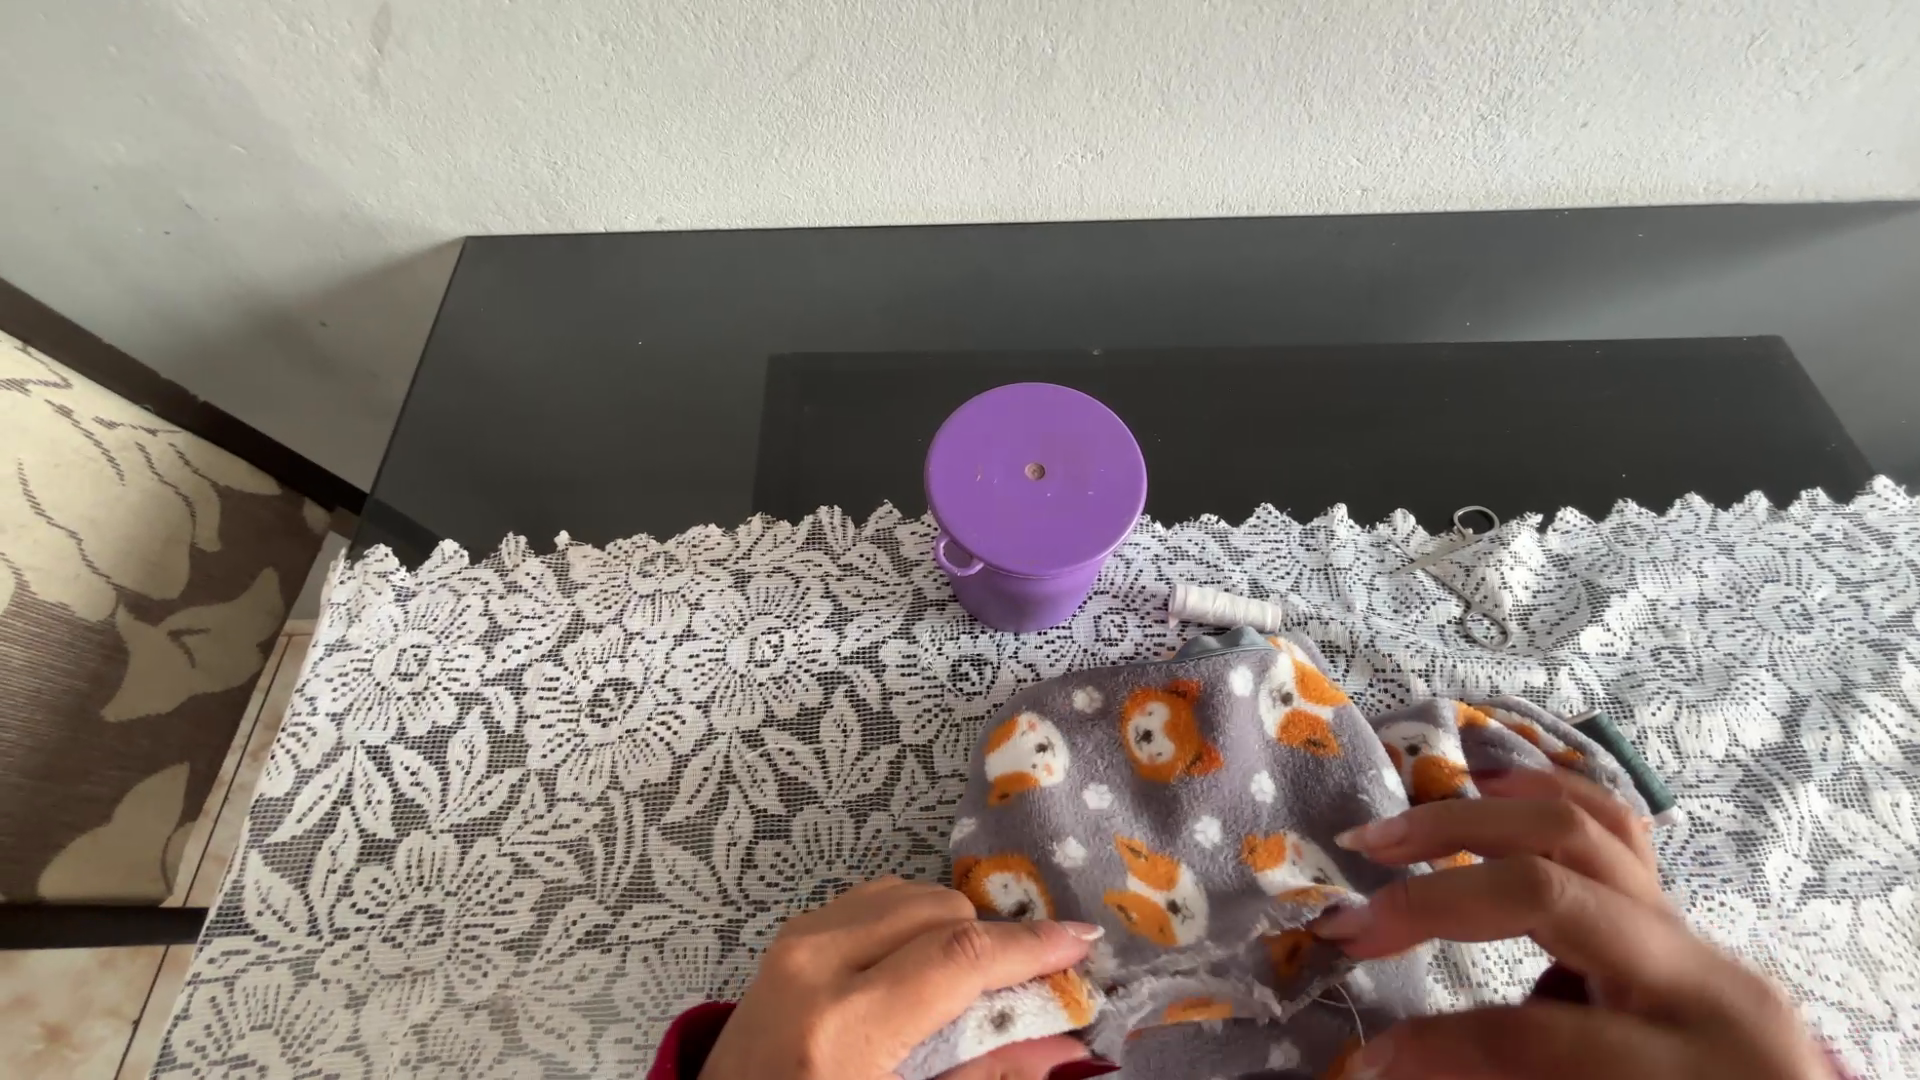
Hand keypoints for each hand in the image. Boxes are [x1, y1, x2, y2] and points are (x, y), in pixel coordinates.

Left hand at [699, 876, 1102, 1079]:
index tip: (1082, 941)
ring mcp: (799, 936)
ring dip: (952, 926)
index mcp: (843, 1029)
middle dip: (991, 940)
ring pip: (913, 892)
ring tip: (964, 979)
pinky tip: (917, 962)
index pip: (957, 957)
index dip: (1029, 947)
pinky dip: (913, 919)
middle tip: (1020, 981)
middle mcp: (816, 961)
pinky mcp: (794, 928)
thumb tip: (1067, 1042)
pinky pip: (878, 897)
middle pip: (940, 909)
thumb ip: (986, 1075)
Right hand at [1313, 767, 1832, 1078]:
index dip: (1439, 1046)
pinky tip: (1472, 789)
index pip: (1537, 1038)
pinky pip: (1603, 818)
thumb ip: (1498, 1078)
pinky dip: (1529, 792)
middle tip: (1351, 922)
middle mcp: (1703, 978)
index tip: (1370, 1058)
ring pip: (1569, 826)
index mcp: (1696, 1064)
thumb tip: (1379, 1068)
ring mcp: (1690, 924)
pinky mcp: (1668, 899)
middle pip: (1544, 891)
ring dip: (1457, 823)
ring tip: (1383, 840)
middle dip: (1429, 900)